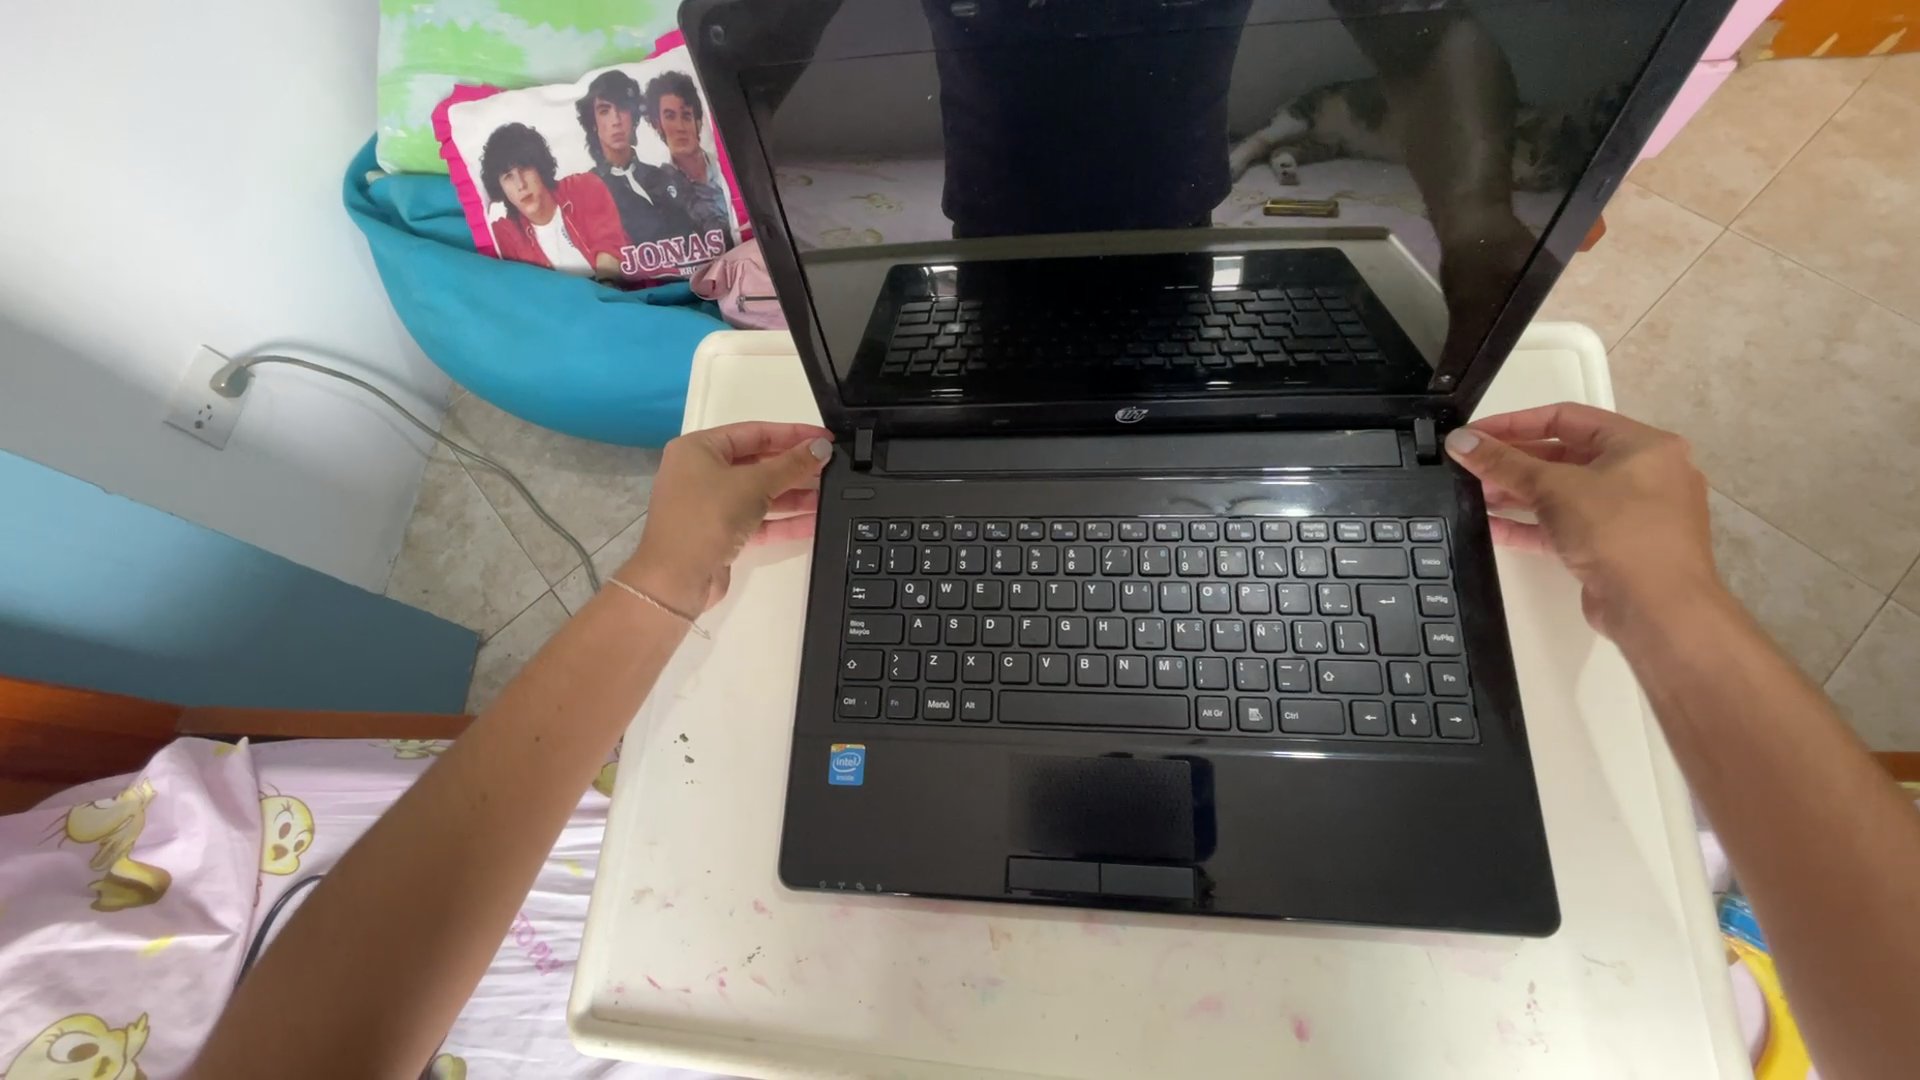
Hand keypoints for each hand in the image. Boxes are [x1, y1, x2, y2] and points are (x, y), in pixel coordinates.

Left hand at [617, 421, 832, 614]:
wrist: (677, 578)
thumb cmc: (708, 517)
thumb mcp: (755, 484)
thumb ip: (792, 465)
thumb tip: (821, 448)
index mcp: (699, 449)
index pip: (755, 432)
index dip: (792, 434)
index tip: (824, 438)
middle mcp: (702, 473)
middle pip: (759, 463)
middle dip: (795, 467)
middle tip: (831, 467)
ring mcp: (711, 505)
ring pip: (760, 494)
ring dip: (794, 494)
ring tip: (830, 494)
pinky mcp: (722, 533)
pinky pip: (758, 520)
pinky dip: (783, 520)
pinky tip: (814, 520)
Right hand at [1444, 403, 1723, 639]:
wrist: (1656, 605)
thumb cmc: (1617, 531)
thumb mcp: (1553, 487)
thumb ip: (1502, 462)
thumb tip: (1459, 440)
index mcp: (1641, 445)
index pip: (1566, 418)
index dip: (1513, 423)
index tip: (1473, 435)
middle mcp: (1641, 473)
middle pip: (1562, 455)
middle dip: (1511, 461)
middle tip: (1469, 467)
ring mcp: (1628, 511)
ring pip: (1560, 492)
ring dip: (1515, 492)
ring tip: (1473, 495)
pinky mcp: (1611, 544)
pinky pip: (1563, 524)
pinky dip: (1528, 522)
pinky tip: (1490, 525)